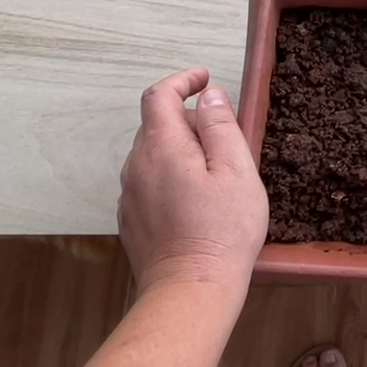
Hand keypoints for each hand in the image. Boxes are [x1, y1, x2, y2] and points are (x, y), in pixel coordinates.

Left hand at [118, 68, 267, 297]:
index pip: (159, 96)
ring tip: (217, 167)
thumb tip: (210, 95)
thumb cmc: (223, 226)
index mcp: (162, 147)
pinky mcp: (132, 219)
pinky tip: (198, 196)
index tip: (206, 78)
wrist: (191, 288)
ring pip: (153, 154)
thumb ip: (220, 126)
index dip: (182, 80)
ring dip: (181, 147)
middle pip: (156, 125)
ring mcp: (129, 195)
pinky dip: (173, 172)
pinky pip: (150, 180)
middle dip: (189, 117)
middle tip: (227, 132)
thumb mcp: (236, 169)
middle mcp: (136, 166)